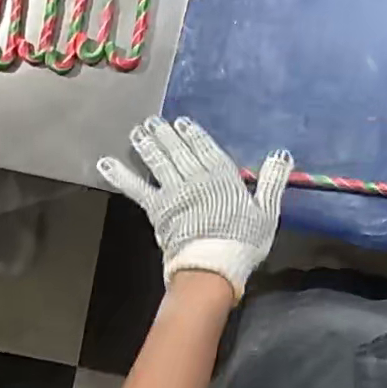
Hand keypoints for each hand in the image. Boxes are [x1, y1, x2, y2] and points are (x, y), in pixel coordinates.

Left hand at [98, 116, 291, 297]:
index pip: (205, 148)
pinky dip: (120, 175)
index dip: (193, 134)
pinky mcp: (156, 208)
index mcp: (222, 176)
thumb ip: (272, 181)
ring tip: (138, 131)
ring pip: (158, 161)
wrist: (213, 266)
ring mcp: (173, 191)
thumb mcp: (267, 212)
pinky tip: (105, 163)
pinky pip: (135, 188)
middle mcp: (195, 177)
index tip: (183, 123)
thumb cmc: (243, 242)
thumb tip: (282, 154)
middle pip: (178, 150)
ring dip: (147, 145)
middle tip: (153, 121)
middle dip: (165, 134)